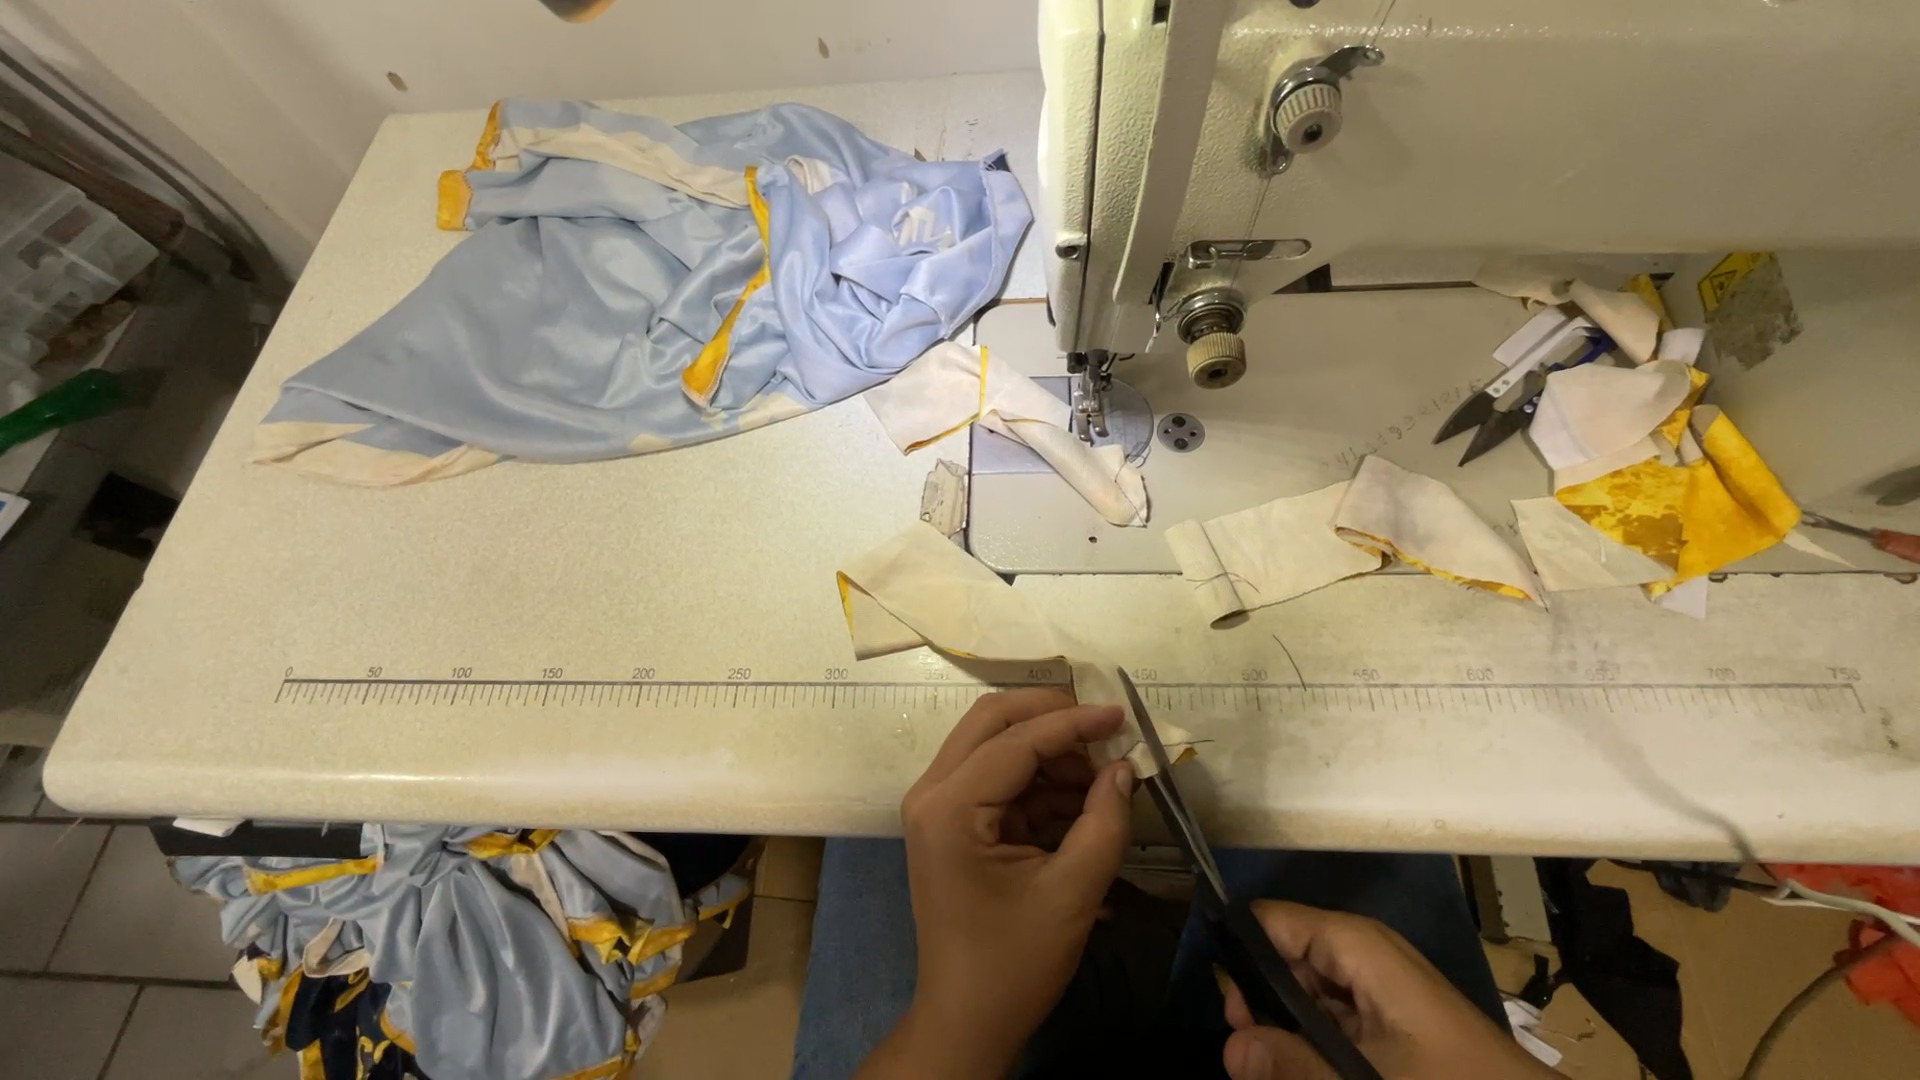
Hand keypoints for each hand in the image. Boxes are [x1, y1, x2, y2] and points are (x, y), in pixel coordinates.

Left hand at [857, 688, 1136, 1079]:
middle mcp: (932, 792)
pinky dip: (1038, 780)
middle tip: (1105, 726)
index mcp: (950, 807)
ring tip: (1103, 773)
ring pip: (993, 743)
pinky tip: (1081, 798)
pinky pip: (996, 777)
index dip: (1072, 723)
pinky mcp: (950, 819)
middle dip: (1050, 717)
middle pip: (991, 721)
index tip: (1121, 713)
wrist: (966, 1019)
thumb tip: (1125, 767)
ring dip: (1048, 750)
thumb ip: (1104, 823)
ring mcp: (936, 804)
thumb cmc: (1014, 963)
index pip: (1015, 741)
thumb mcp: (1072, 894)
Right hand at [1223, 901, 1557, 1079]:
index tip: (1227, 1014)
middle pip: (1279, 958)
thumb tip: (1230, 1049)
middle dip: (1259, 1006)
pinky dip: (1313, 1045)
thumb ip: (1295, 1066)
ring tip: (1276, 1071)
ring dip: (1285, 1031)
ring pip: (1302, 993)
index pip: (1266, 921)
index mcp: (1353, 943)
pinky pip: (1329, 1017)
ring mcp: (1373, 986)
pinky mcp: (1386, 1019)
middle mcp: (1358, 952)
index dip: (1238, 959)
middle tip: (1249, 1060)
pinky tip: (1309, 1071)